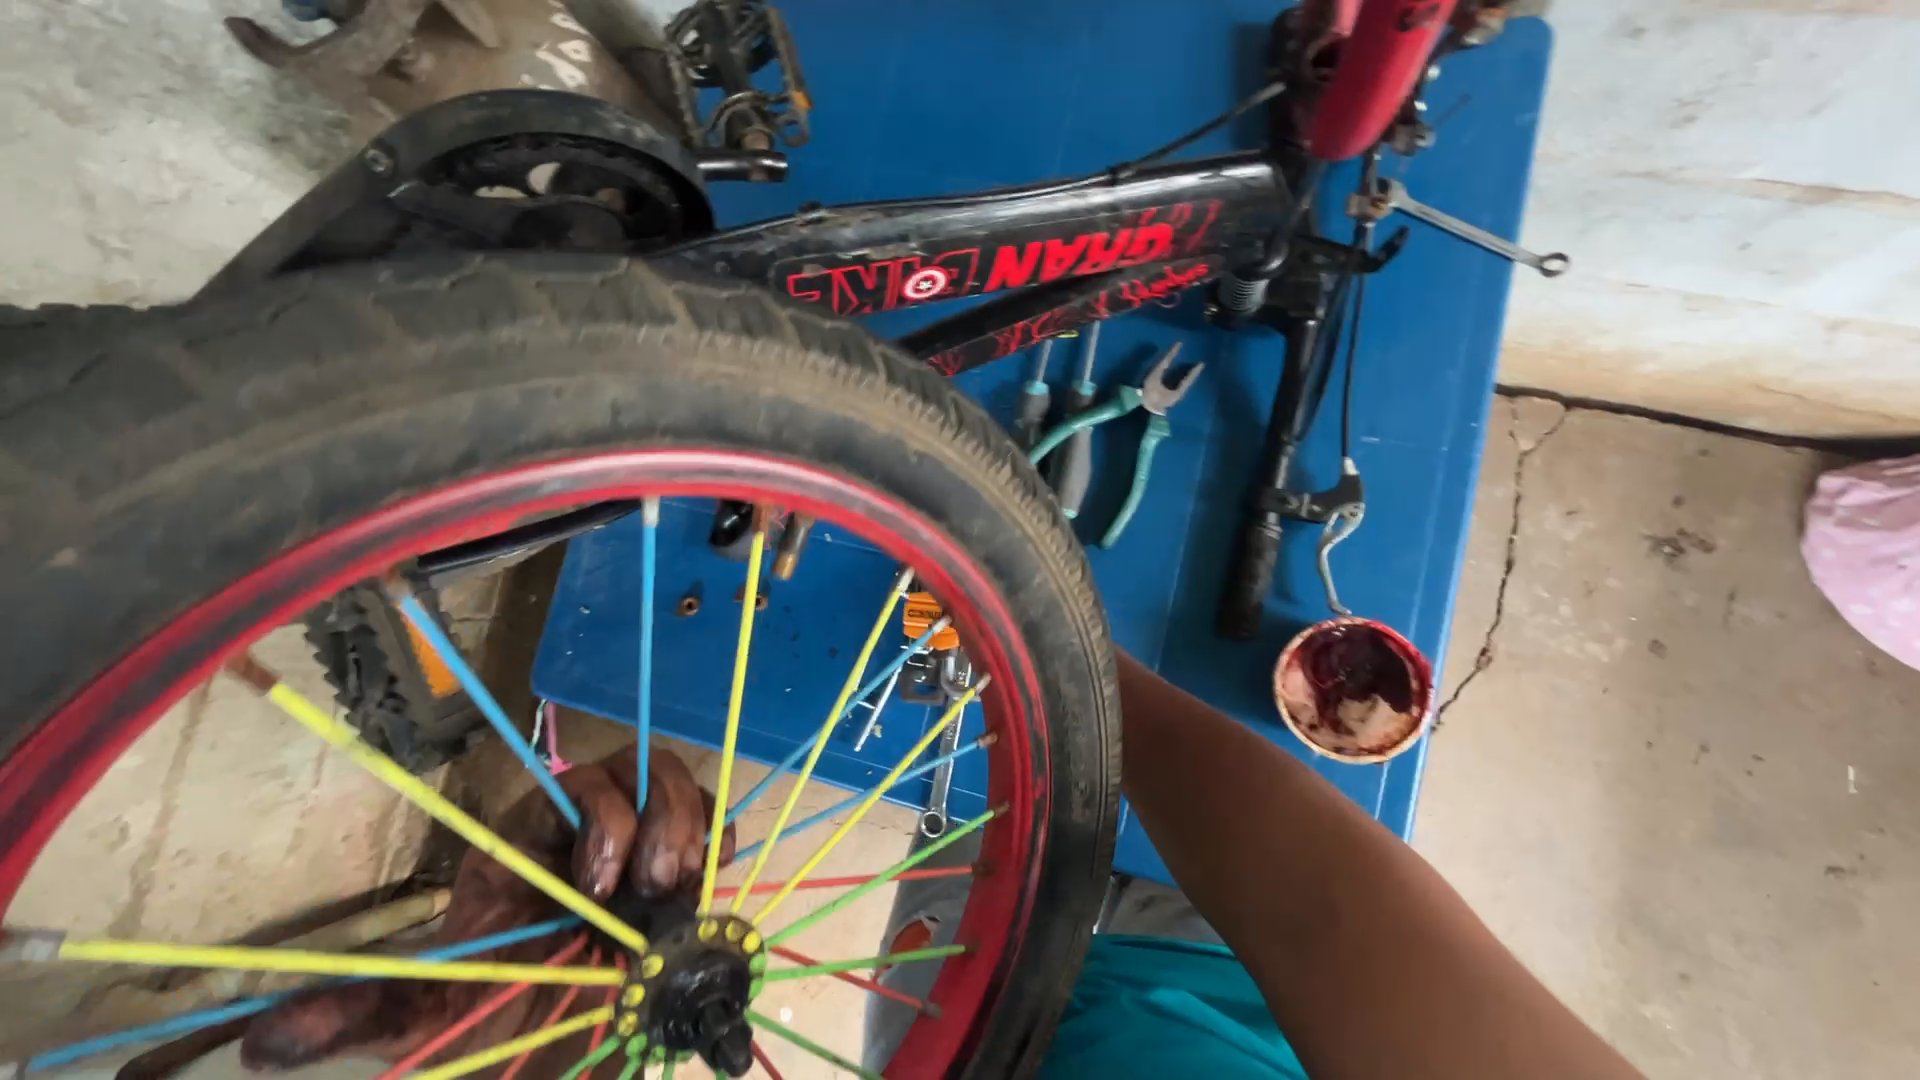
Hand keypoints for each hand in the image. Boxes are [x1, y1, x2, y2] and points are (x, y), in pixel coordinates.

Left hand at [241, 743, 732, 1071]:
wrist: (558, 1043)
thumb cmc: (493, 1018)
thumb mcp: (430, 1014)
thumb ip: (366, 1010)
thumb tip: (263, 1041)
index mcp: (528, 839)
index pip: (571, 786)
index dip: (599, 820)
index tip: (597, 889)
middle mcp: (588, 826)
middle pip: (634, 767)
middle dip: (657, 815)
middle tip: (657, 884)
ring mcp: (641, 840)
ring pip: (677, 782)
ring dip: (691, 824)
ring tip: (683, 888)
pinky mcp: (681, 862)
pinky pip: (714, 820)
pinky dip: (719, 837)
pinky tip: (711, 878)